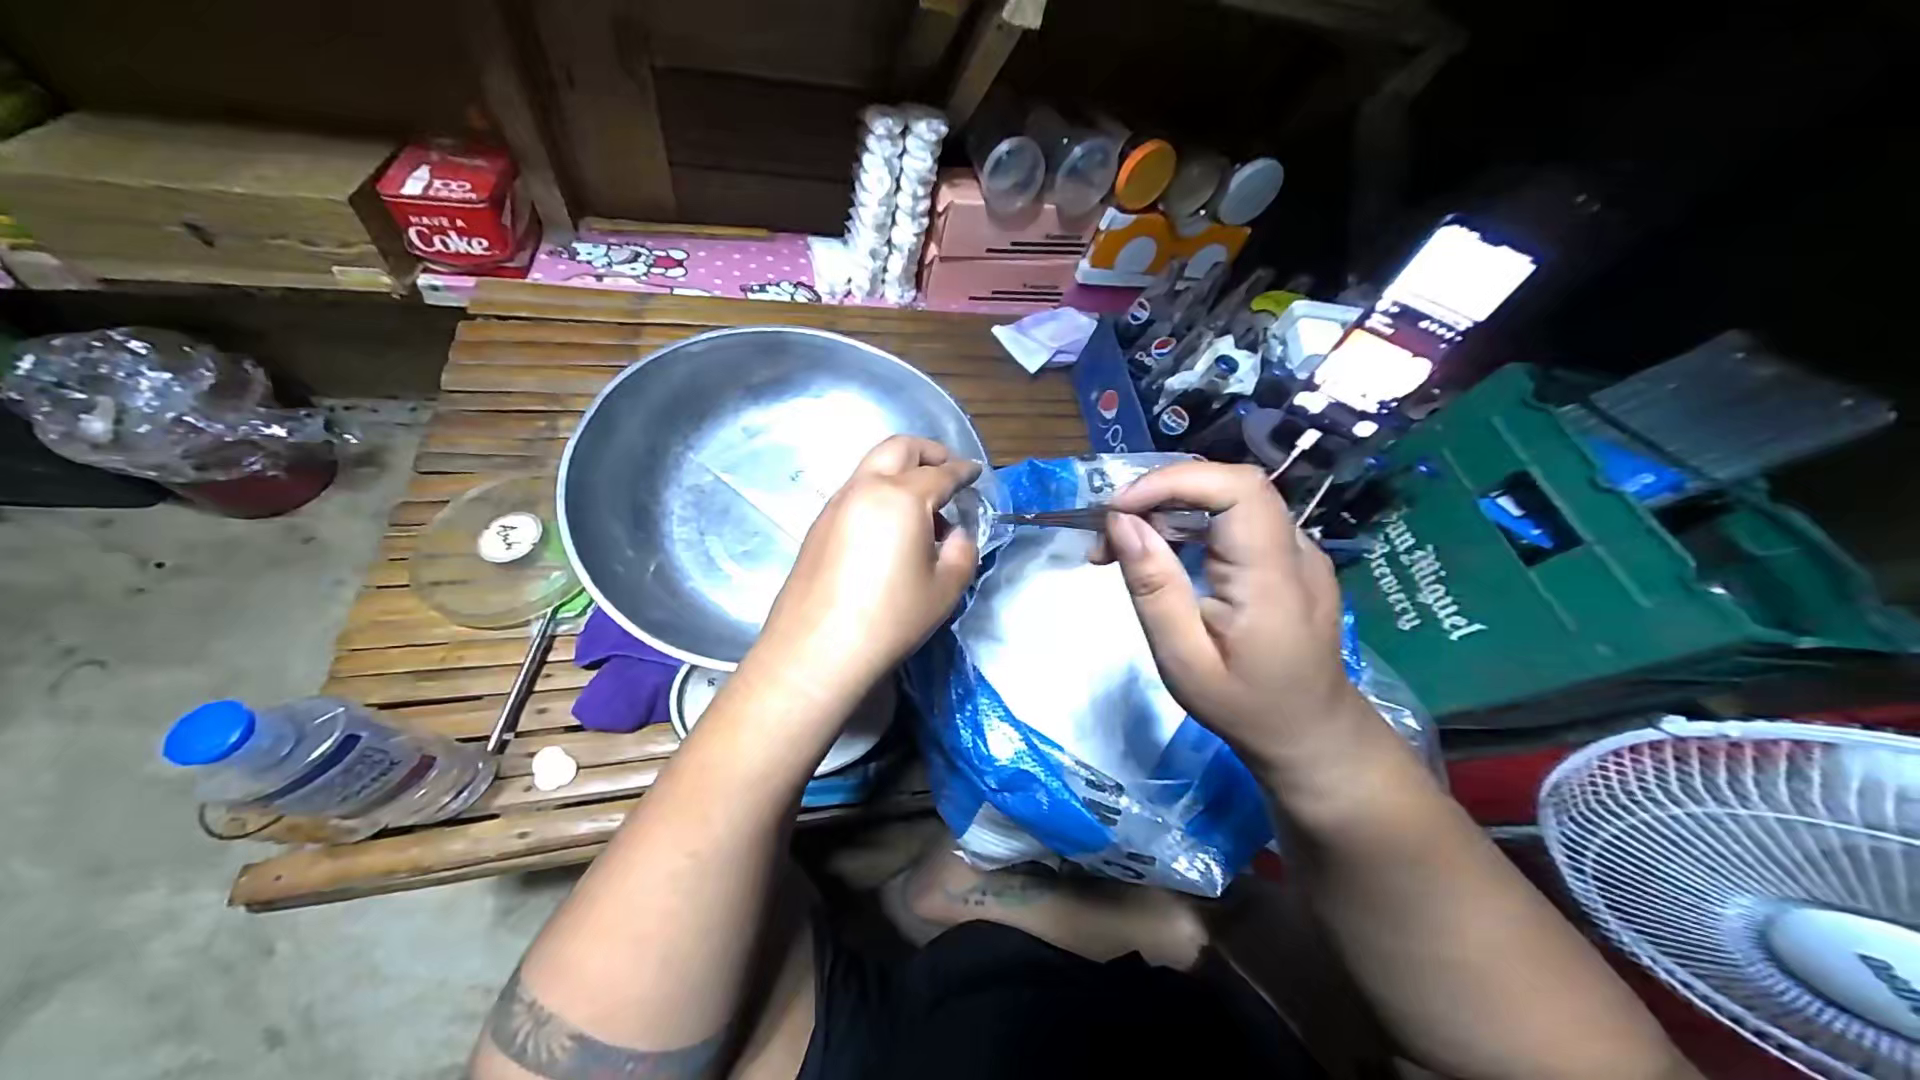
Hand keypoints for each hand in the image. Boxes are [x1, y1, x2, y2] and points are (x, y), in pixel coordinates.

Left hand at [749, 435, 981, 702]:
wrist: (817, 650)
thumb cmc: (890, 618)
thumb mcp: (945, 588)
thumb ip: (961, 550)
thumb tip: (954, 533)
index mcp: (901, 497)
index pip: (941, 472)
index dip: (964, 471)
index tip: (976, 473)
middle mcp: (865, 488)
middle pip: (899, 448)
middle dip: (929, 452)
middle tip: (948, 470)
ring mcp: (836, 504)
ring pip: (873, 466)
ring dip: (902, 470)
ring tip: (922, 505)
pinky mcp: (819, 525)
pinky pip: (856, 491)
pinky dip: (880, 491)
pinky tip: (890, 527)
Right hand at [1093, 462, 1372, 772]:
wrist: (1309, 731)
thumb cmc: (1243, 705)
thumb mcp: (1183, 661)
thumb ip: (1154, 588)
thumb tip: (1121, 522)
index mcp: (1273, 577)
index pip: (1236, 488)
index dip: (1173, 481)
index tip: (1117, 510)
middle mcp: (1295, 550)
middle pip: (1226, 485)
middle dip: (1158, 495)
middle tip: (1108, 536)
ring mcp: (1298, 550)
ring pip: (1227, 498)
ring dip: (1167, 509)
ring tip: (1123, 548)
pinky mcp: (1288, 556)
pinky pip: (1234, 520)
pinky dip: (1188, 524)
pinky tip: (1161, 555)